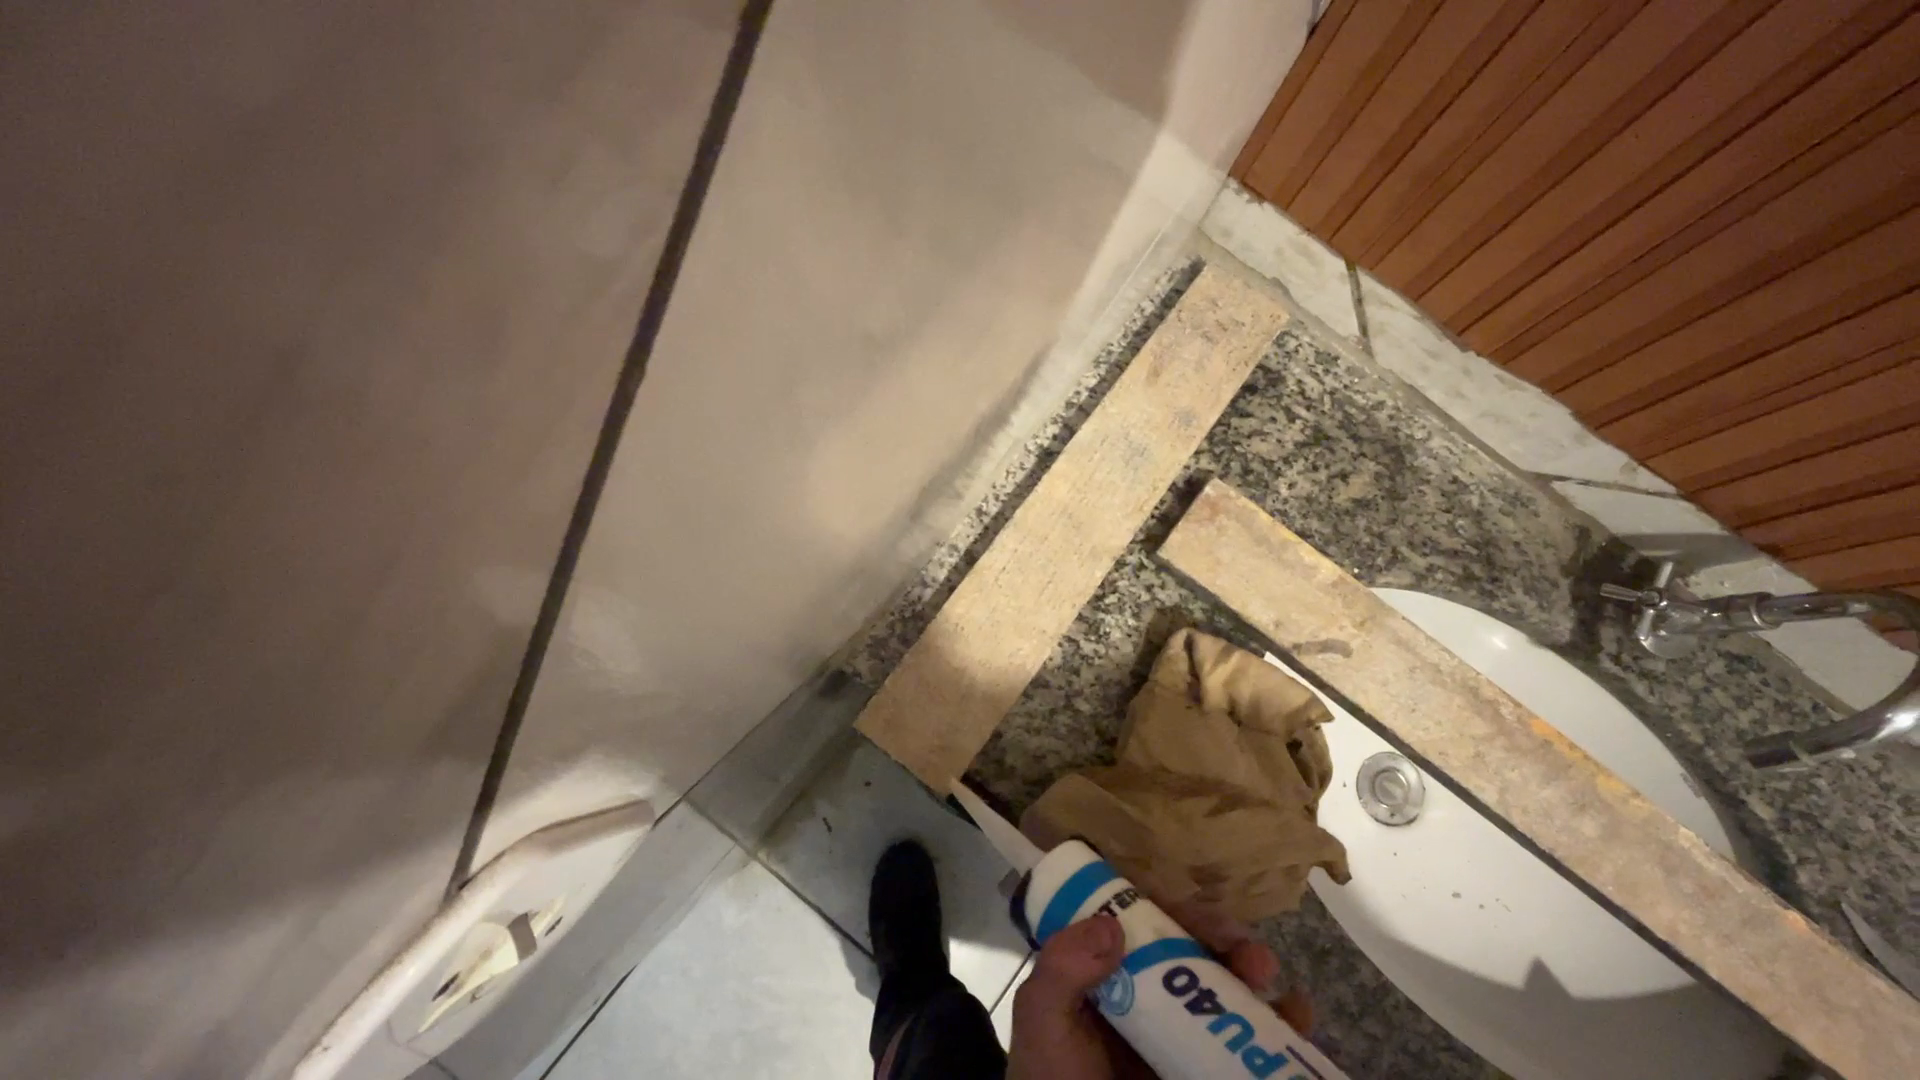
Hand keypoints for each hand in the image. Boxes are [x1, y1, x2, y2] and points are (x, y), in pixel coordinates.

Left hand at [1005, 900, 1310, 1079]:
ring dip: (1260, 977)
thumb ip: (1060, 970)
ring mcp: (1183, 1035)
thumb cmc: (1055, 1078)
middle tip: (1253, 958)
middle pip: (1199, 952)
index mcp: (1109, 973)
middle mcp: (1151, 996)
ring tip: (1275, 987)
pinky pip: (1256, 1043)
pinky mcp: (1210, 1066)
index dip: (1180, 910)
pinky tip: (1297, 1020)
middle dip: (1231, 943)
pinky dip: (1283, 1026)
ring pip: (1233, 991)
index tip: (1206, 914)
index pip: (1148, 923)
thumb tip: (1111, 927)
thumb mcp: (1042, 1020)